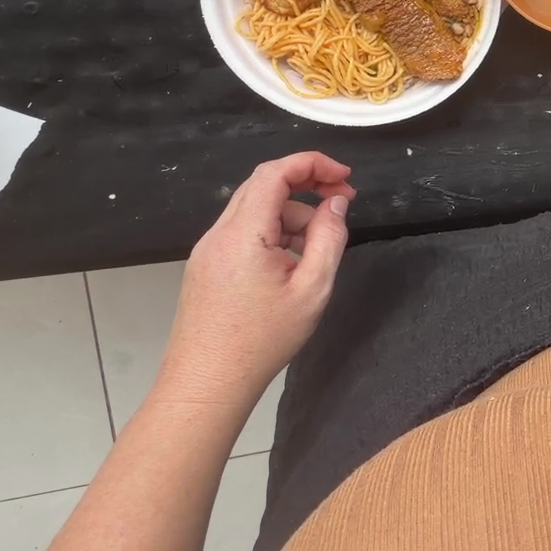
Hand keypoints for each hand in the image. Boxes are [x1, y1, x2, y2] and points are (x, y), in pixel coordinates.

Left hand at [155, 153, 355, 409]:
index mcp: (243, 235)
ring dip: (294, 211)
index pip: (274, 173)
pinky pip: (245, 231)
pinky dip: (276, 230)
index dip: (313, 164)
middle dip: (307, 182)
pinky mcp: (206, 267)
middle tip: (343, 200)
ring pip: (256, 208)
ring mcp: (208, 251)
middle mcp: (219, 235)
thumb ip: (329, 237)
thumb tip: (336, 204)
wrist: (205, 386)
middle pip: (263, 183)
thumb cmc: (262, 339)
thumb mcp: (313, 288)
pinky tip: (294, 260)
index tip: (345, 179)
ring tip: (321, 244)